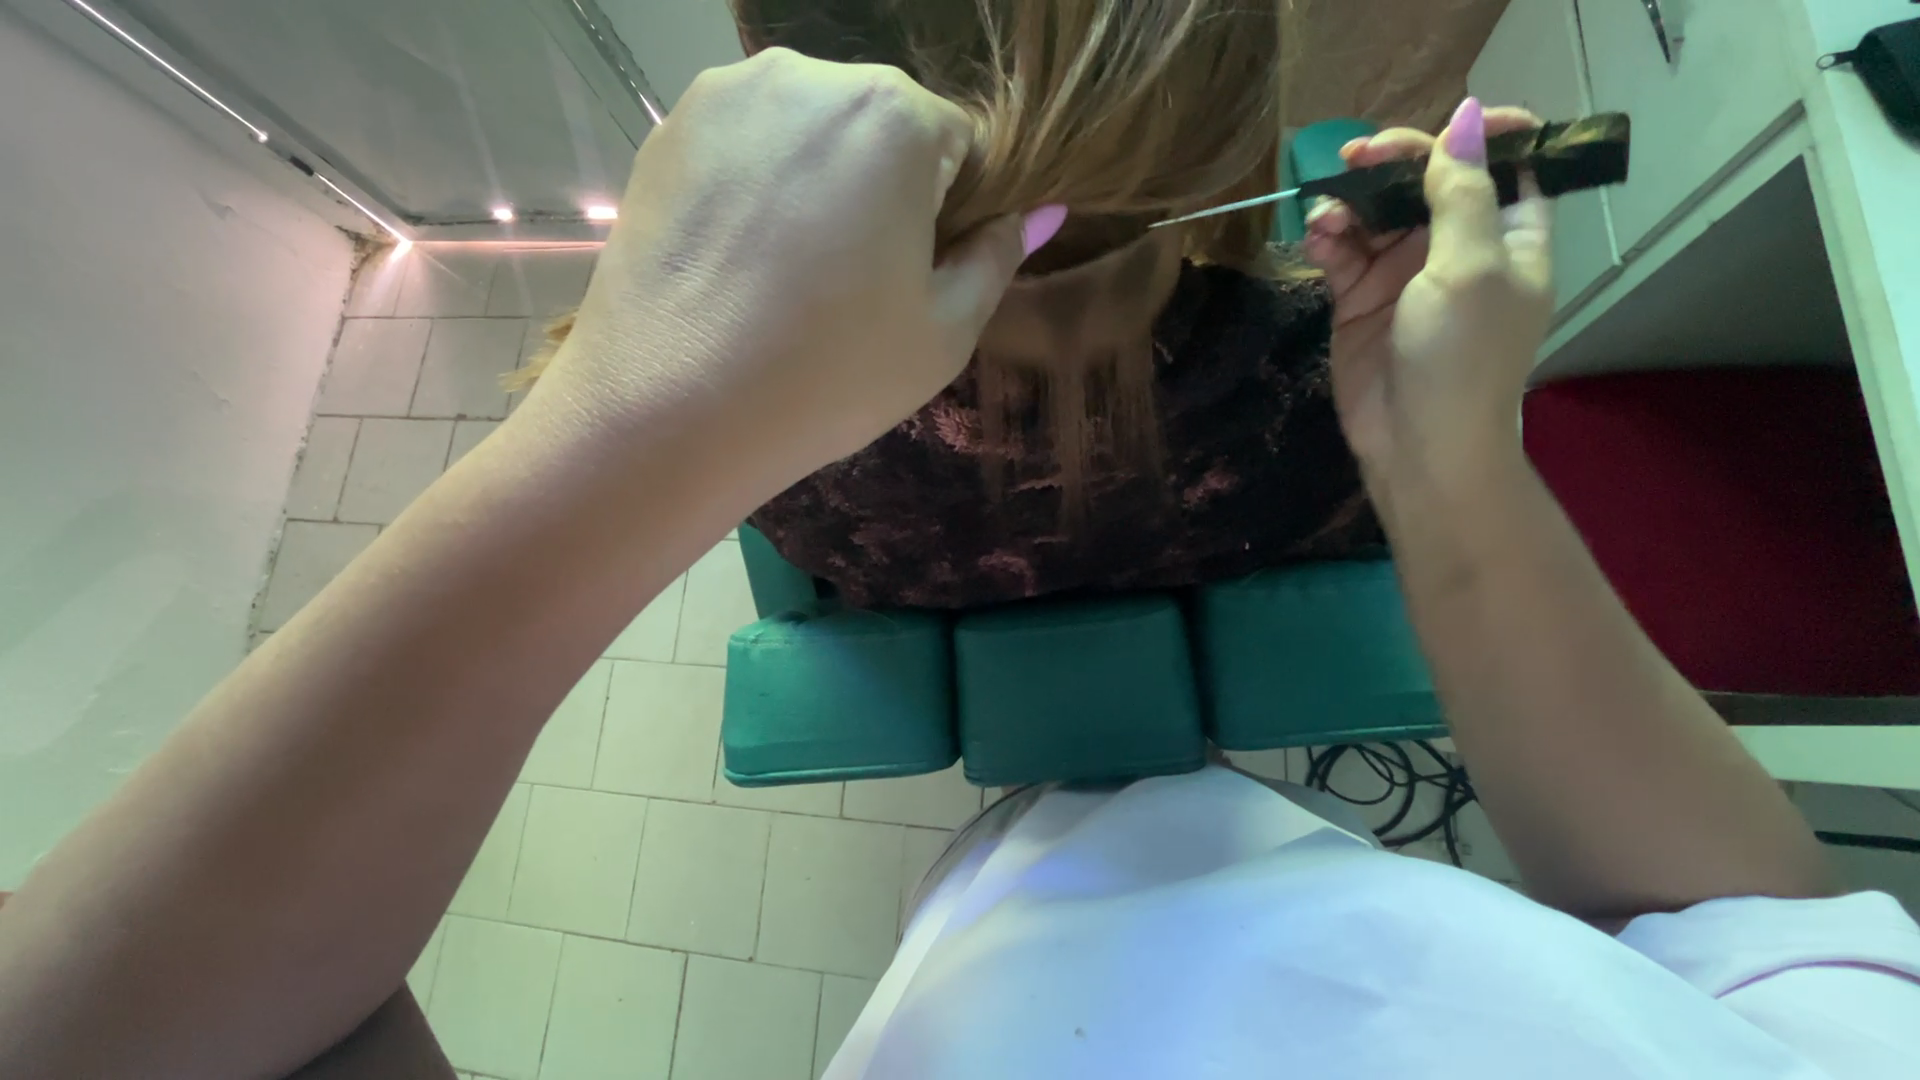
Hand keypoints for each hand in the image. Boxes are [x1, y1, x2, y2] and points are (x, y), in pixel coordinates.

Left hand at [522, 48, 1062, 484]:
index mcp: (894, 116)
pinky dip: (759, 193)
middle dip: (885, 192)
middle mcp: (809, 76)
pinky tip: (741, 264)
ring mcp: (726, 97)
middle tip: (854, 287)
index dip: (950, 215)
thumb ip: (998, 257)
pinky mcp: (667, 132)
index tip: (916, 279)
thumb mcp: (945, 332)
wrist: (671, 410)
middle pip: (882, 129)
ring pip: (810, 135)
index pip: (960, 146)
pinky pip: (747, 150)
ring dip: (820, 188)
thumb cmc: (831, 376)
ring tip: (791, 279)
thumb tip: (1039, 211)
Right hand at [1303, 99, 1551, 475]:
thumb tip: (1465, 119)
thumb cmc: (1460, 356)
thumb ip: (1463, 193)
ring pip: (1376, 212)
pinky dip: (1327, 239)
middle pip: (1427, 178)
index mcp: (1508, 232)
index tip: (1433, 132)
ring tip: (1326, 214)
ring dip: (1350, 202)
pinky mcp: (1359, 300)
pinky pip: (1342, 252)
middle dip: (1393, 163)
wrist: (1416, 442)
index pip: (1503, 158)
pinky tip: (1316, 239)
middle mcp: (1456, 244)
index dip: (1472, 134)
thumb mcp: (1471, 268)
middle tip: (1354, 159)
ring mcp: (1404, 273)